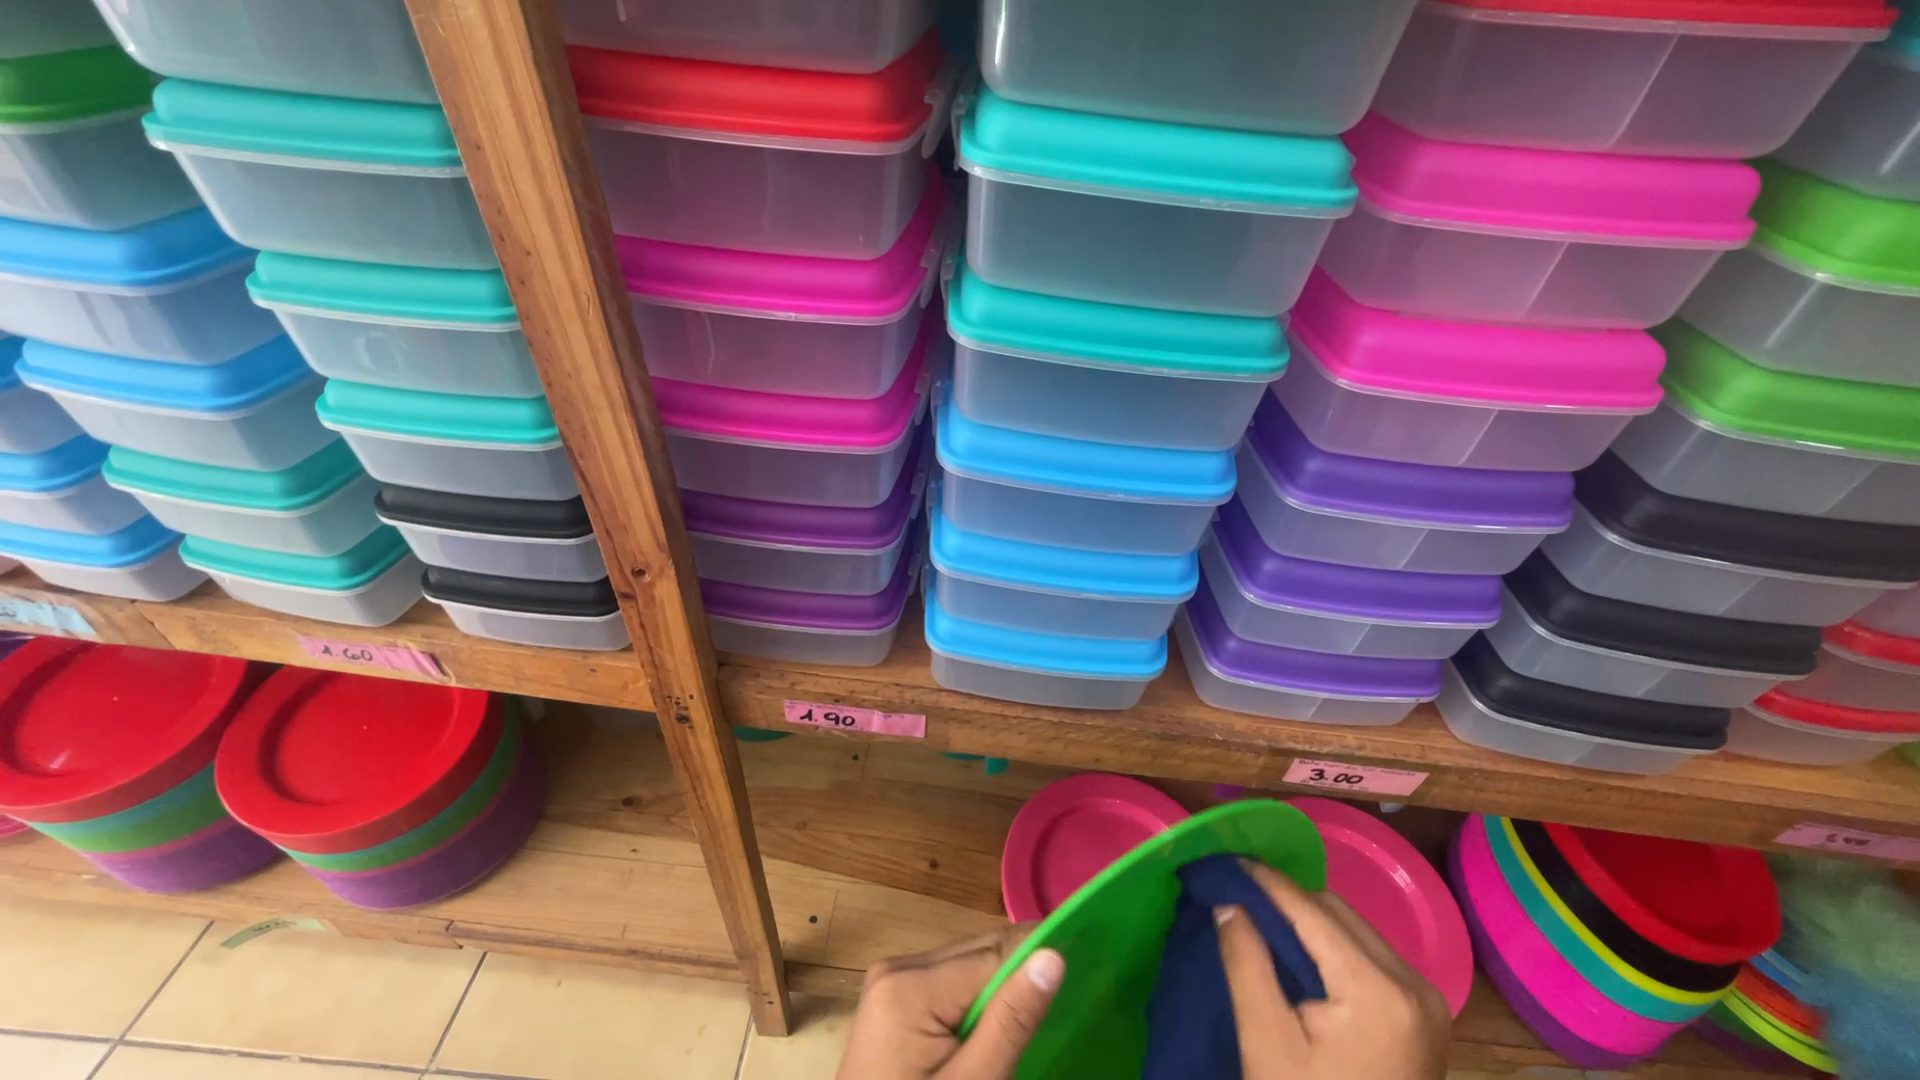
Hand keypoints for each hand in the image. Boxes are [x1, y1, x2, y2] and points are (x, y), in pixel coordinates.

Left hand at [837, 925, 1063, 1079]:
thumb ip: (1011, 1021)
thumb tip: (1054, 955)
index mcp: (909, 986)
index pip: (994, 954)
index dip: (1039, 958)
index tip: (1085, 964)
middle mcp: (897, 967)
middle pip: (979, 952)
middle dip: (1020, 972)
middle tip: (1069, 992)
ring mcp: (890, 979)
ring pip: (967, 963)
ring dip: (1000, 986)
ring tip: (1036, 1011)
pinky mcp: (892, 996)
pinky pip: (948, 981)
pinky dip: (976, 998)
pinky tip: (996, 1023)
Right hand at [1217, 861, 1450, 1079]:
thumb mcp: (1267, 1042)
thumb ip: (1246, 964)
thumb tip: (1227, 902)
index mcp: (1378, 990)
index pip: (1312, 911)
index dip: (1265, 882)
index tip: (1224, 861)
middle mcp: (1414, 983)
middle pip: (1337, 913)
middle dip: (1286, 899)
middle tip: (1235, 893)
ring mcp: (1427, 999)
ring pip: (1356, 929)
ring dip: (1309, 920)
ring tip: (1260, 920)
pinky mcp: (1426, 1013)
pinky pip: (1371, 955)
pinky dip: (1333, 945)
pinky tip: (1300, 956)